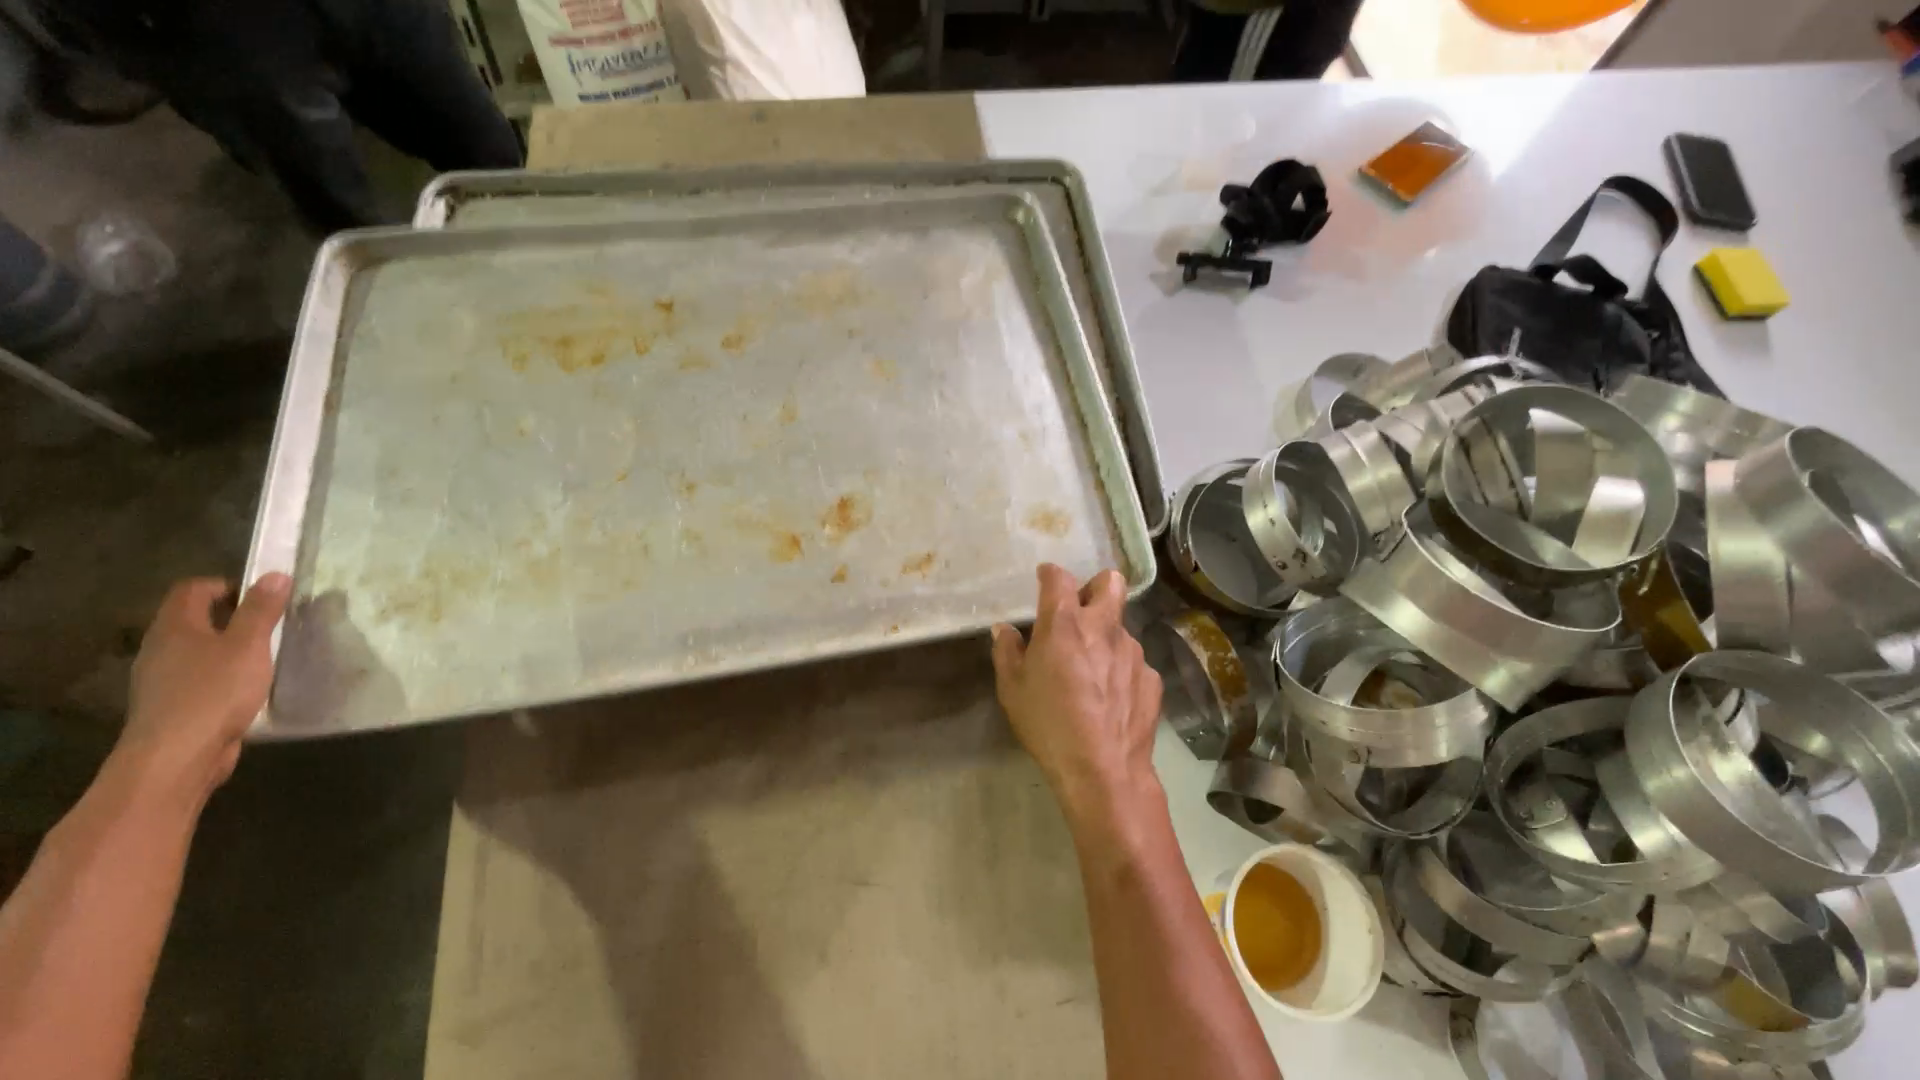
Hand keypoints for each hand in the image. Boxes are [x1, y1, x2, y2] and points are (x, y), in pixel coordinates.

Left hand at [118, 573, 292, 799]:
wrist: (177, 755)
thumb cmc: (214, 691)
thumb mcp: (248, 645)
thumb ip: (261, 610)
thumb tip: (274, 575)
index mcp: (175, 627)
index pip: (192, 589)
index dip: (227, 586)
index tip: (262, 599)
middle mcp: (160, 648)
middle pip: (193, 619)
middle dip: (230, 618)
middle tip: (269, 628)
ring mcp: (161, 679)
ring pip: (196, 651)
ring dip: (226, 649)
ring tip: (262, 659)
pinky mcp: (171, 705)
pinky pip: (197, 678)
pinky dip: (221, 676)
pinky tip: (245, 691)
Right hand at [991, 564, 1162, 814]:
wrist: (1102, 770)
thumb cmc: (1048, 724)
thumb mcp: (1012, 690)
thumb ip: (1007, 652)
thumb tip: (1005, 630)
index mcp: (1065, 624)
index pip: (1059, 578)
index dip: (1050, 574)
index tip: (1044, 580)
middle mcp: (1104, 627)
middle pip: (1110, 582)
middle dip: (1095, 587)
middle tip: (1079, 612)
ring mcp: (1134, 652)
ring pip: (1121, 627)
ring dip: (1106, 638)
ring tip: (1091, 672)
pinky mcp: (1152, 678)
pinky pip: (1134, 663)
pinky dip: (1120, 671)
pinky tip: (1110, 698)